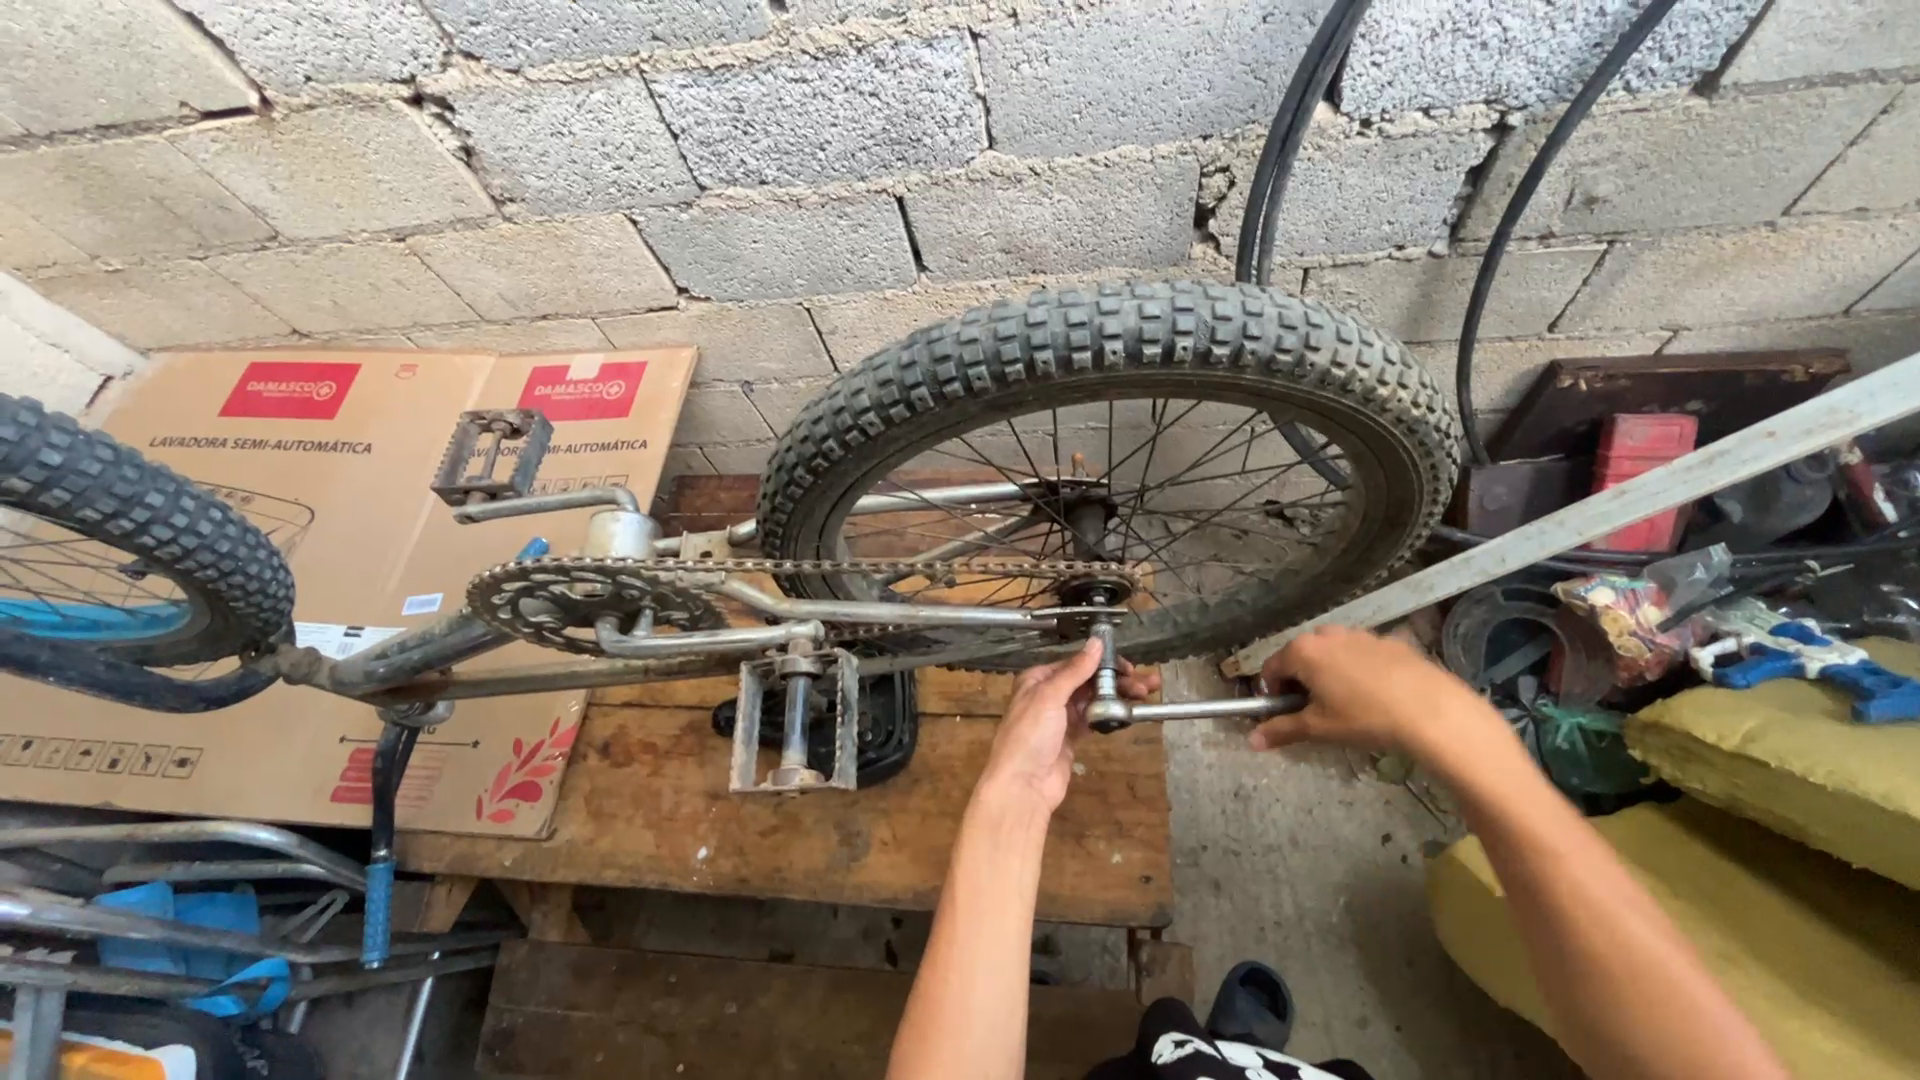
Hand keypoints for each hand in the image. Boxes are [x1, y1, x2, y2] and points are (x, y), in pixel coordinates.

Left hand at [980, 640, 1161, 811]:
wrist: (1023, 785)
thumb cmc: (1030, 735)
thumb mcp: (1050, 696)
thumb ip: (1075, 670)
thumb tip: (1096, 642)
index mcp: (1038, 679)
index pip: (1075, 663)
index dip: (1102, 663)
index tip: (1128, 666)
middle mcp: (1048, 695)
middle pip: (1087, 681)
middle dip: (1116, 680)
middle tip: (1145, 683)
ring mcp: (1060, 718)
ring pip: (1094, 700)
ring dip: (1118, 697)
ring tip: (1144, 695)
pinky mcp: (1071, 738)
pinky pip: (1094, 720)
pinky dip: (1110, 715)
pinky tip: (1128, 712)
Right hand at [1251, 625, 1507, 759]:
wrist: (1433, 710)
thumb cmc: (1365, 718)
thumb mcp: (1319, 728)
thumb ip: (1282, 730)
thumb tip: (1252, 741)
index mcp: (1303, 651)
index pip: (1271, 668)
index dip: (1271, 692)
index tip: (1282, 712)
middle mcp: (1327, 635)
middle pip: (1301, 655)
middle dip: (1300, 679)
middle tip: (1314, 708)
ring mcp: (1360, 634)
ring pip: (1332, 651)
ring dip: (1329, 671)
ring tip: (1347, 701)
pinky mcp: (1390, 641)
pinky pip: (1362, 653)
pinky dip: (1359, 668)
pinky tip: (1377, 694)